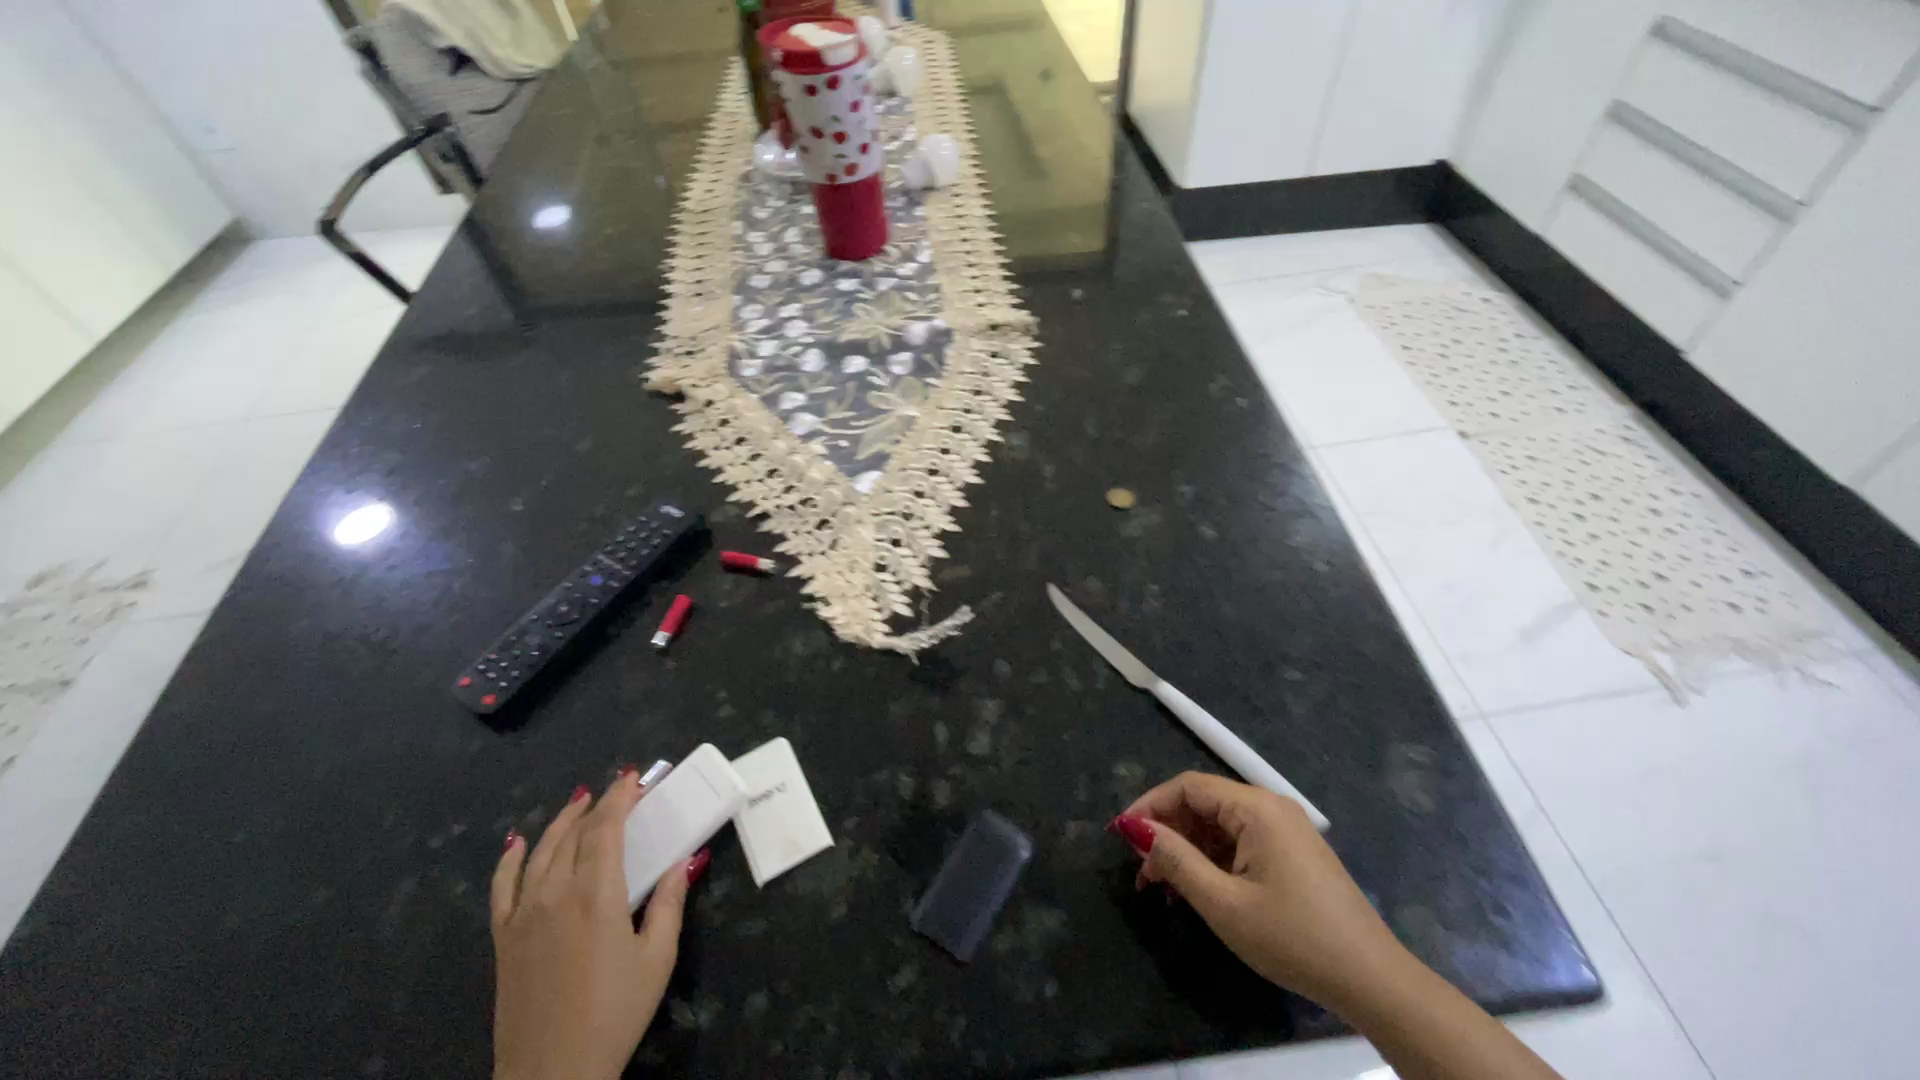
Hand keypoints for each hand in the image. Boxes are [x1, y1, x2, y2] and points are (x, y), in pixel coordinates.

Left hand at [490, 765, 709, 1079]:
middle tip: (618, 790)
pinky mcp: (504, 937)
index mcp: (596, 895)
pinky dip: (510, 859)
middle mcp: (556, 893)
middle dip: (599, 806)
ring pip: (541, 851)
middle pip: (576, 834)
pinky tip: (517, 843)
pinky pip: (502, 887)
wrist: (552, 1070)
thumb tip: (682, 861)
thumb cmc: (615, 1013)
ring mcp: (524, 914)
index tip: (634, 778)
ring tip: (579, 802)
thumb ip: (668, 904)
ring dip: (562, 822)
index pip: (607, 829)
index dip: (620, 798)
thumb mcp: (657, 958)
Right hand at [1112, 771, 1410, 1010]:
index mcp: (1257, 809)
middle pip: (1204, 804)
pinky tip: (1197, 890)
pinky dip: (1212, 860)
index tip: (1119, 836)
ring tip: (1163, 887)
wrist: (1370, 979)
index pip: (1188, 787)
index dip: (1149, 805)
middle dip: (1166, 832)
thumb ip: (1176, 859)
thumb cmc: (1291, 938)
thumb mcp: (1223, 903)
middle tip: (1141, 873)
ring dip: (1187, 850)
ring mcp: (1286, 830)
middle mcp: (1272, 808)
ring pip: (1220, 825)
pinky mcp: (1293, 853)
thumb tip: (1135, 828)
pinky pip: (1240, 842)